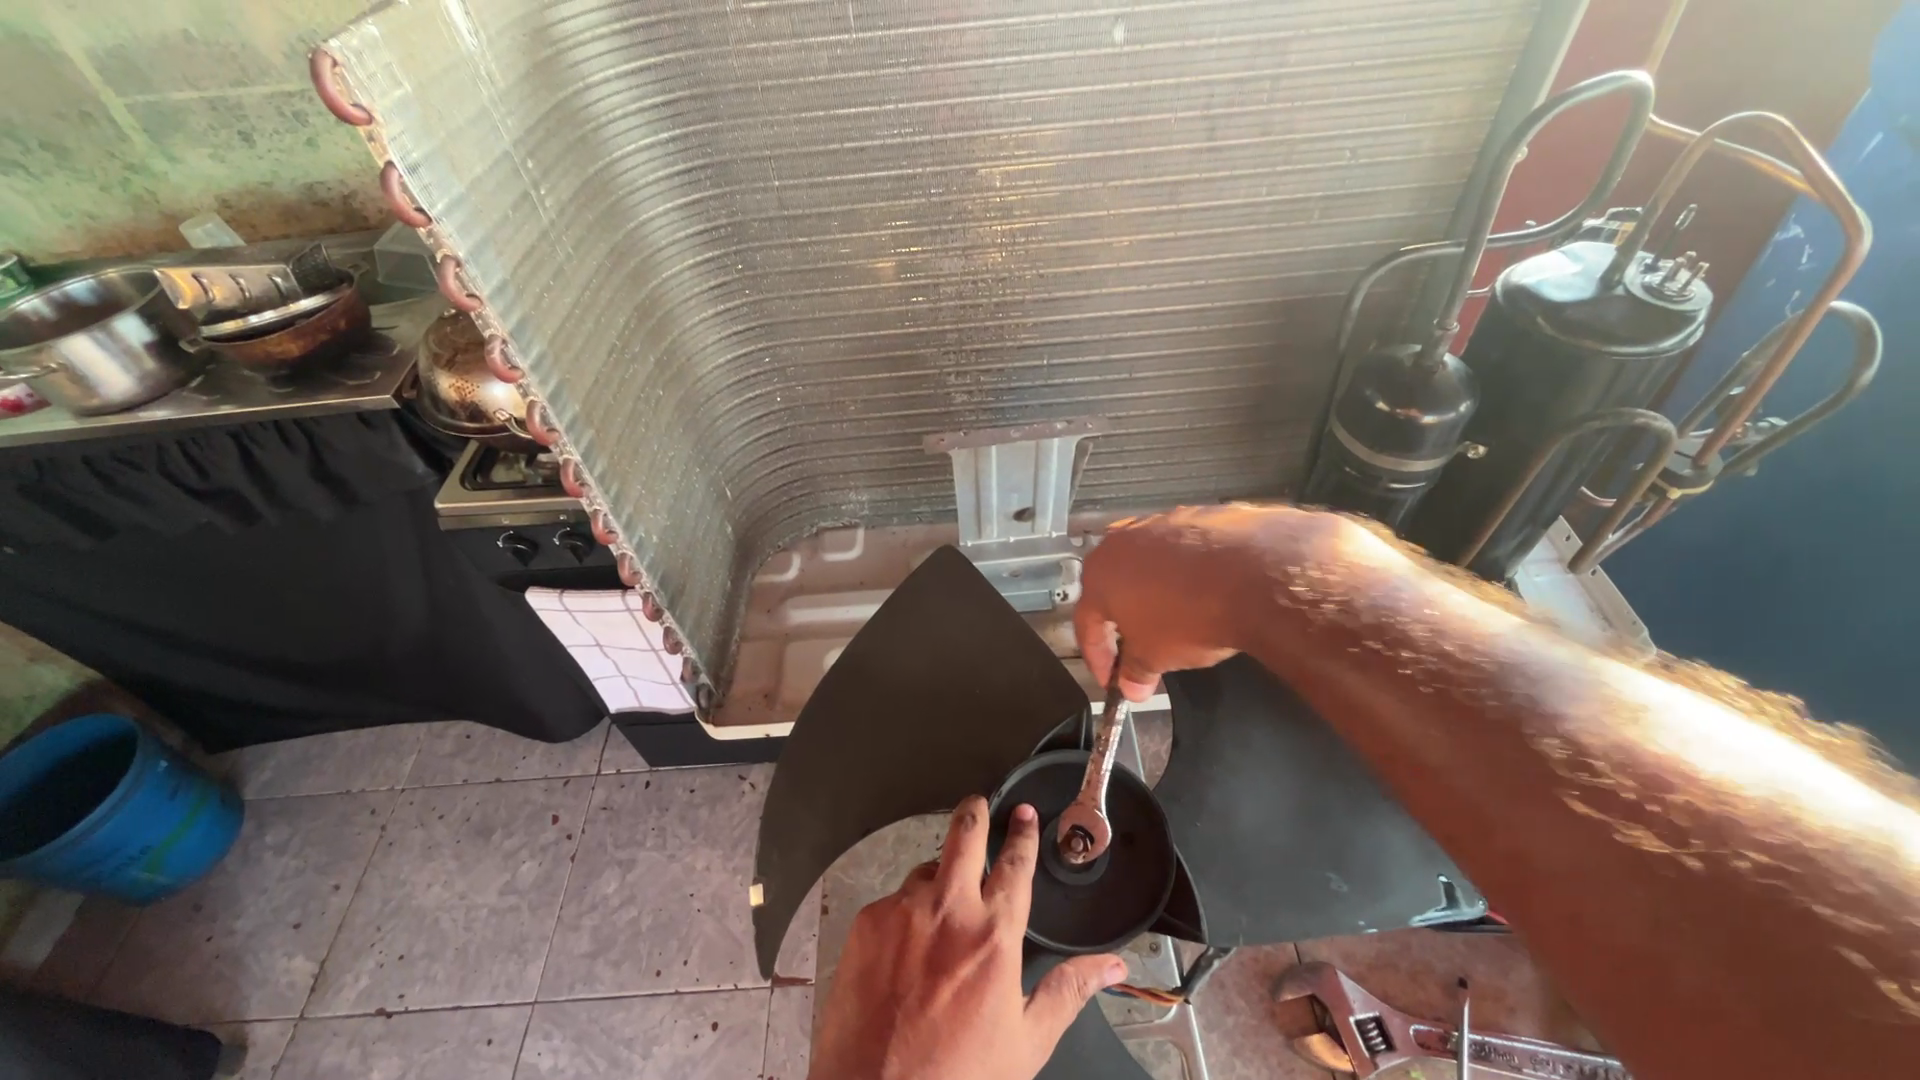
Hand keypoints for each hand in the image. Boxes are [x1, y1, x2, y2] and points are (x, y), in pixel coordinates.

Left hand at [808, 797, 1128, 1079]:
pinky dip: (905, 910)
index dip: (1023, 832)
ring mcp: (902, 911)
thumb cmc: (956, 1075)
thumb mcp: (1026, 1040)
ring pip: (926, 867)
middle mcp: (948, 909)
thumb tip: (1110, 966)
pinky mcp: (866, 924)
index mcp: (994, 933)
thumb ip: (1069, 991)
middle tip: (981, 805)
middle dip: (976, 812)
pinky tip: (909, 944)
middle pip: (964, 833)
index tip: (1024, 815)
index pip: (1015, 861)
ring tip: (944, 901)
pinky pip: (892, 900)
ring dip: (939, 873)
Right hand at [1075, 504, 1355, 700]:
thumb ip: (1136, 672)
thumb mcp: (1155, 657)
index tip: (1112, 678)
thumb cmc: (1191, 616)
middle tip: (1141, 650)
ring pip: (1149, 566)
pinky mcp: (1197, 516)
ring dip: (1156, 595)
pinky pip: (1183, 552)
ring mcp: (1160, 523)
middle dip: (1125, 621)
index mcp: (1099, 574)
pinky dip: (1188, 575)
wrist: (1256, 575)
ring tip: (1179, 622)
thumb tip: (1132, 686)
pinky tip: (1206, 595)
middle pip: (1114, 588)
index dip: (1098, 657)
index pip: (1086, 623)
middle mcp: (1122, 540)